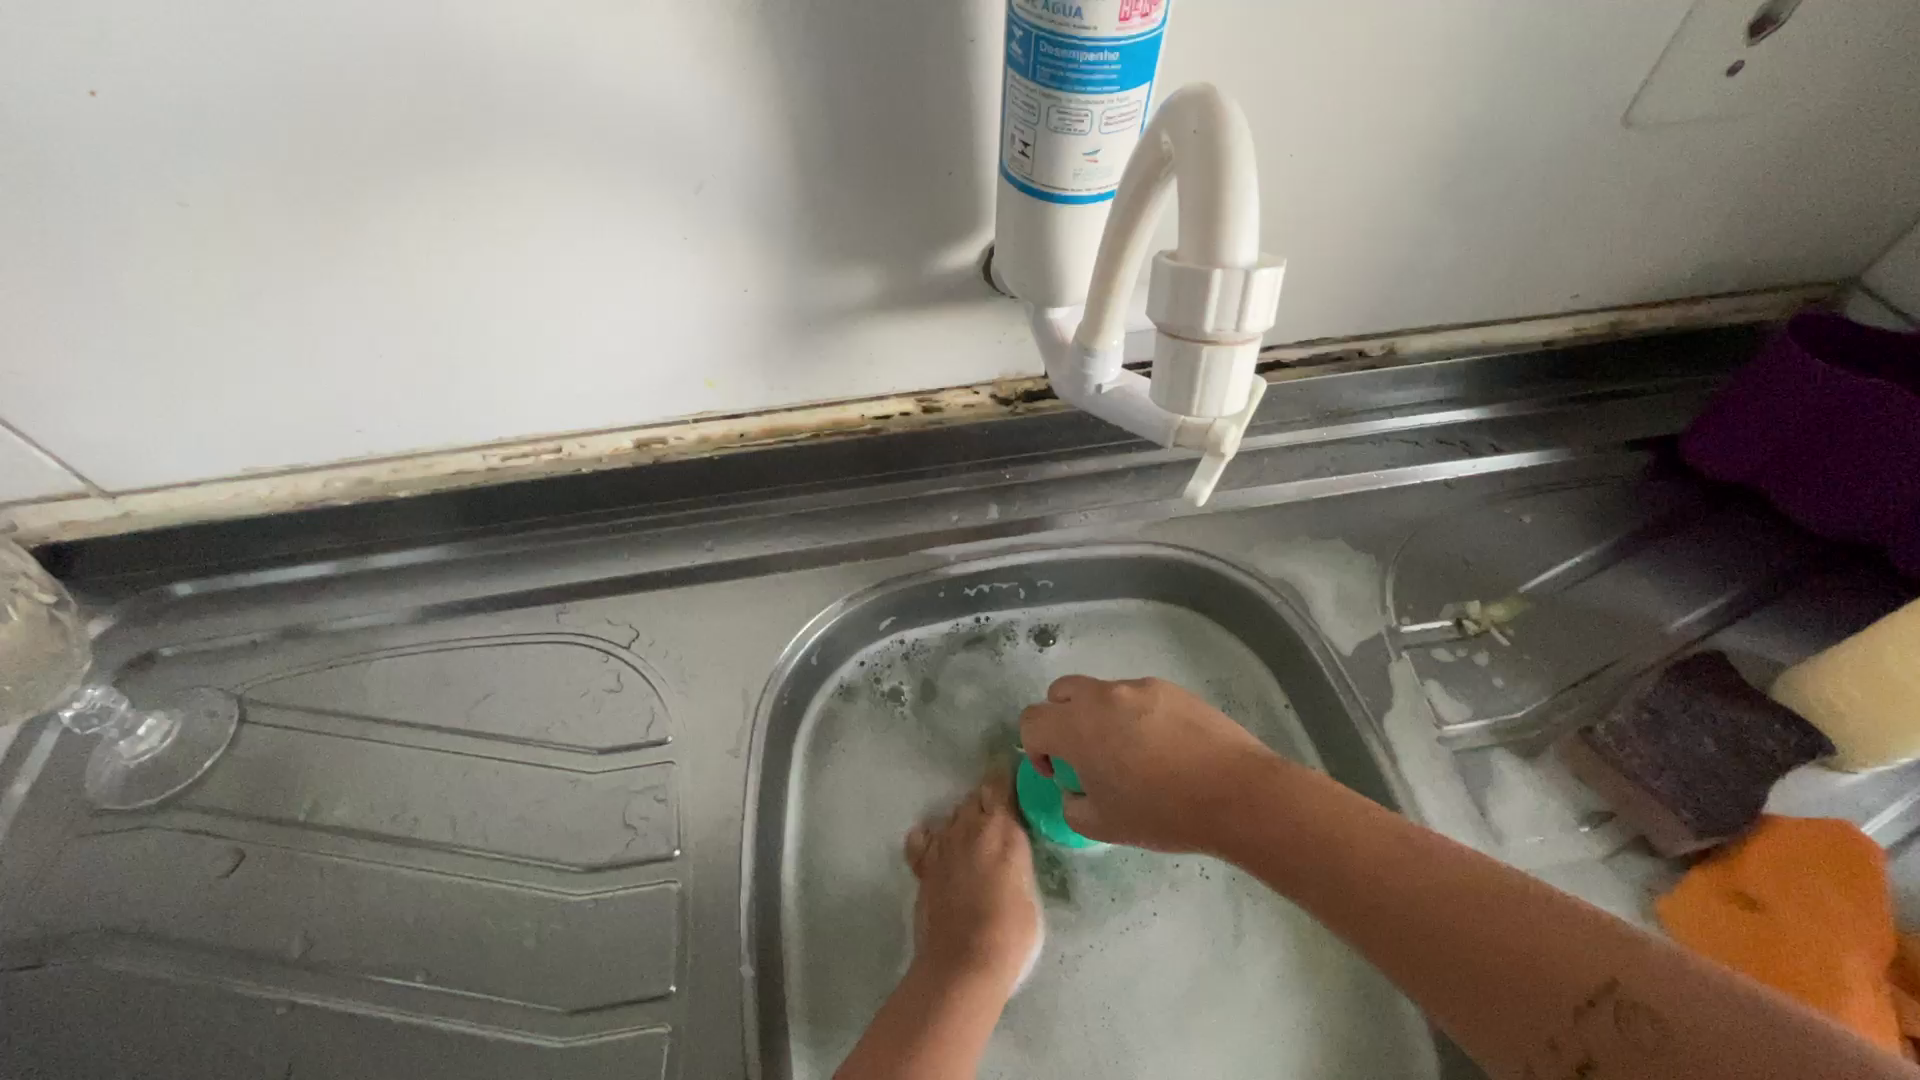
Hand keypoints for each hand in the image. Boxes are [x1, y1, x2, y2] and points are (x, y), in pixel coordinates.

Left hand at [903, 769, 1042, 995]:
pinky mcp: (923, 867)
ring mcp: (942, 845)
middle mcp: (970, 827)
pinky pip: (922, 839)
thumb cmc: (1013, 932)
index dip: (1004, 775)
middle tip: (998, 817)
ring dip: (962, 821)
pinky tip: (935, 846)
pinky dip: (929, 838)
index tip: (1011, 774)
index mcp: (1003, 828)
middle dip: (986, 802)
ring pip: (951, 816)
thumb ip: (1018, 858)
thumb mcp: (1031, 889)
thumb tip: (1010, 853)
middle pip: (975, 798)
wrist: (964, 963)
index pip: (999, 783)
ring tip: (972, 839)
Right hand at [1018, 675, 1291, 853]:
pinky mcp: (1172, 689)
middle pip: (1060, 693)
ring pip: (1102, 694)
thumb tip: (1076, 791)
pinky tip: (1166, 749)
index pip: (1031, 721)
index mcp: (1076, 727)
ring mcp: (1140, 687)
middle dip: (1061, 721)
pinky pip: (1139, 697)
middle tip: (1085, 755)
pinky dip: (1137, 716)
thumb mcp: (1103, 826)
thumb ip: (1073, 806)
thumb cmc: (1162, 813)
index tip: (1060, 774)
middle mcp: (1102, 697)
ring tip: (1133, 755)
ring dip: (1101, 718)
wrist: (1235, 793)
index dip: (1036, 749)